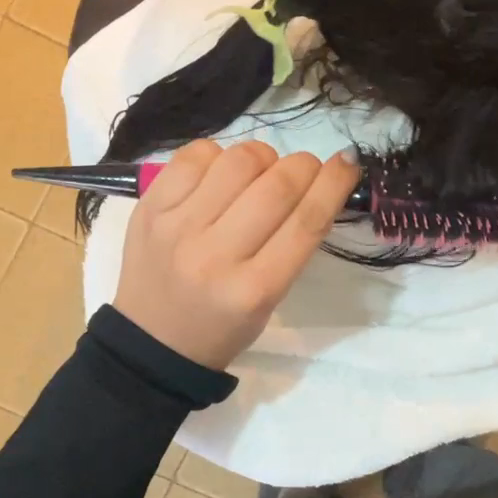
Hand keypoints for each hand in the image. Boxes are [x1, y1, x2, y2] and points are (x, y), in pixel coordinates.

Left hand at [112, 139, 359, 369]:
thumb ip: (293, 245)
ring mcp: (178, 228)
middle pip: (278, 186)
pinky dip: (220, 155)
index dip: (334, 184)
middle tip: (307, 170)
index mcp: (255, 289)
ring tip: (263, 172)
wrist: (150, 343)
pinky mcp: (150, 208)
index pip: (306, 222)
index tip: (347, 163)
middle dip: (305, 166)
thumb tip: (318, 184)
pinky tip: (222, 173)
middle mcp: (216, 255)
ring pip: (238, 161)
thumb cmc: (223, 326)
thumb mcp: (270, 300)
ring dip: (264, 157)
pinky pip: (194, 156)